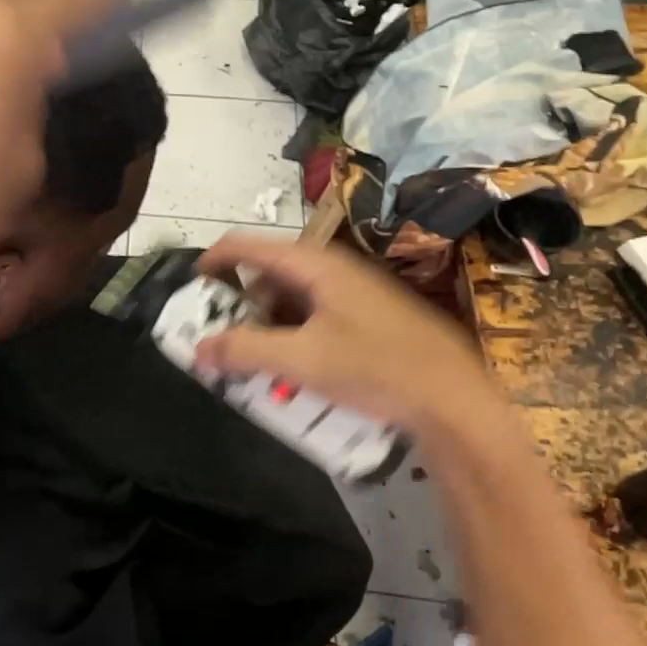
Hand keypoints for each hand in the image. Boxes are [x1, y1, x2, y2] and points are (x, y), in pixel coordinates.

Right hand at [191, 234, 497, 432]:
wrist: (455, 400)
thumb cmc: (377, 369)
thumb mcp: (302, 361)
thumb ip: (245, 351)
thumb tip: (199, 349)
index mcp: (316, 265)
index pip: (247, 246)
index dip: (213, 262)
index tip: (191, 291)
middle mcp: (333, 269)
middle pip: (267, 273)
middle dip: (238, 304)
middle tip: (221, 339)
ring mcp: (354, 292)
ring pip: (291, 298)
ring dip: (265, 324)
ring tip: (253, 361)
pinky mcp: (367, 316)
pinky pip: (314, 315)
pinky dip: (292, 334)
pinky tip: (292, 369)